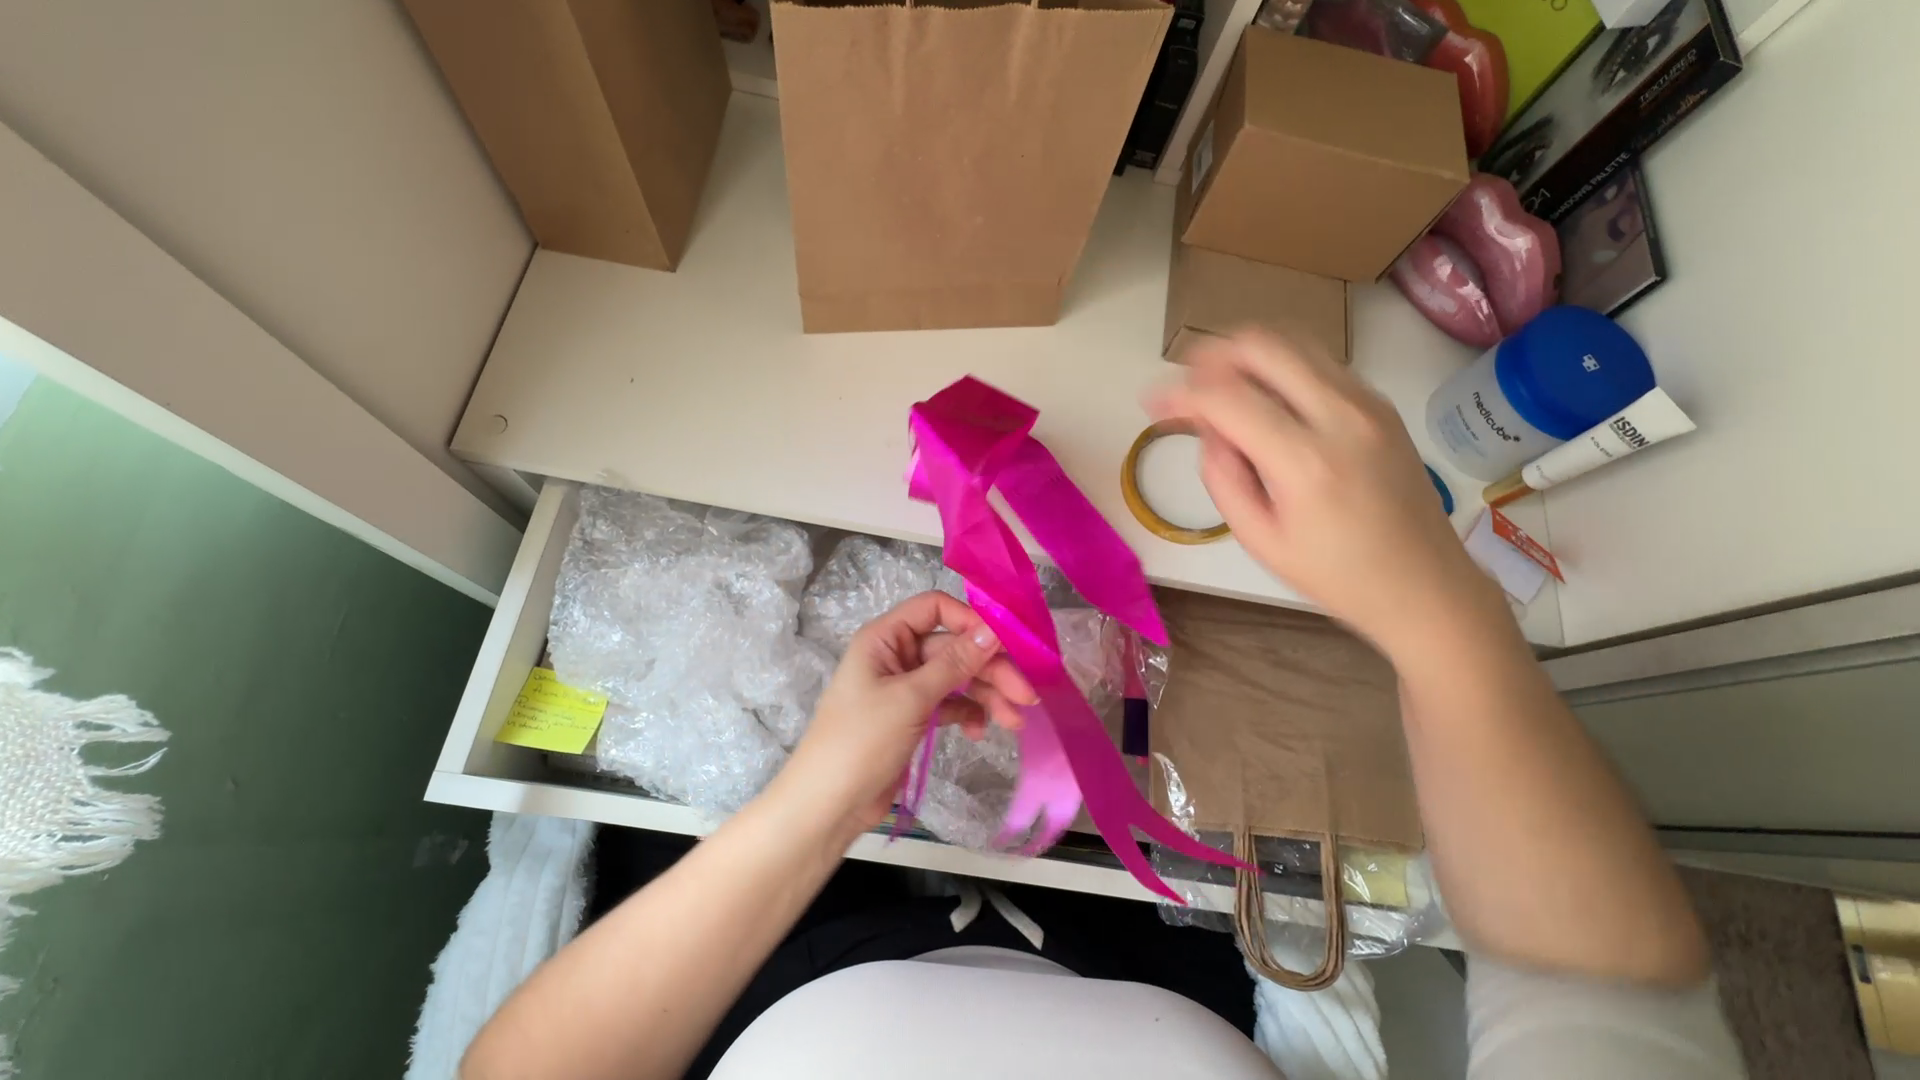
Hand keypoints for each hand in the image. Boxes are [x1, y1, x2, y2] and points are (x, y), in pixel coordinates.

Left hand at [780, 592, 1036, 834]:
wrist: (828, 805)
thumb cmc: (861, 741)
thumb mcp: (910, 699)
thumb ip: (954, 664)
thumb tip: (993, 631)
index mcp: (884, 638)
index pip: (935, 609)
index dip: (971, 621)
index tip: (1007, 644)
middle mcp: (895, 656)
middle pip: (953, 647)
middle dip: (990, 669)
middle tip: (1025, 696)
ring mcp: (905, 688)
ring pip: (956, 678)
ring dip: (986, 695)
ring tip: (1014, 722)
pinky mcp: (912, 717)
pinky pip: (949, 705)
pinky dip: (968, 715)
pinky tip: (979, 733)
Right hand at [1151, 331, 1505, 655]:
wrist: (1426, 585)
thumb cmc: (1336, 576)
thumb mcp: (1260, 540)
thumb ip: (1223, 477)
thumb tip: (1209, 428)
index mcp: (1306, 461)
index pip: (1227, 398)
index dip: (1179, 394)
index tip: (1152, 403)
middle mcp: (1341, 415)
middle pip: (1263, 345)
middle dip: (1211, 354)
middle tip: (1186, 382)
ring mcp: (1367, 402)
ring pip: (1293, 342)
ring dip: (1246, 356)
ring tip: (1220, 388)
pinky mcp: (1379, 403)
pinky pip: (1318, 363)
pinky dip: (1279, 369)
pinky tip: (1264, 403)